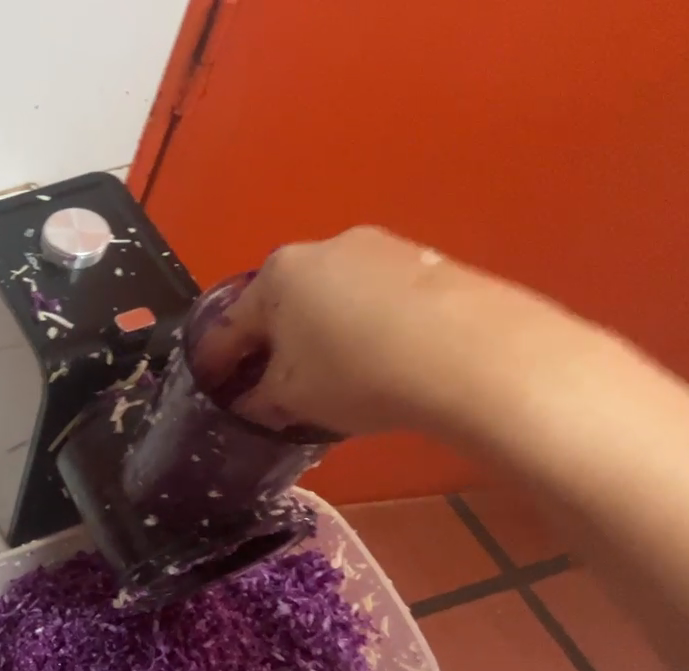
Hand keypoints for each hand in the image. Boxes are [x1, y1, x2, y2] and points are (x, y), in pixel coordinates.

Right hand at [191, 226, 627, 437]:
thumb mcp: (288, 399)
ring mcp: (382, 250)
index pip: (229, 326)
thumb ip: (256, 400)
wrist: (476, 357)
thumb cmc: (356, 373)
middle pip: (280, 306)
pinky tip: (372, 366)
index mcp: (276, 275)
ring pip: (328, 301)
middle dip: (270, 346)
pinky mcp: (429, 264)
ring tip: (323, 381)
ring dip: (316, 337)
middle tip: (266, 388)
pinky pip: (374, 302)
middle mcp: (324, 249)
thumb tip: (251, 403)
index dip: (215, 365)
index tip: (211, 392)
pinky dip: (361, 331)